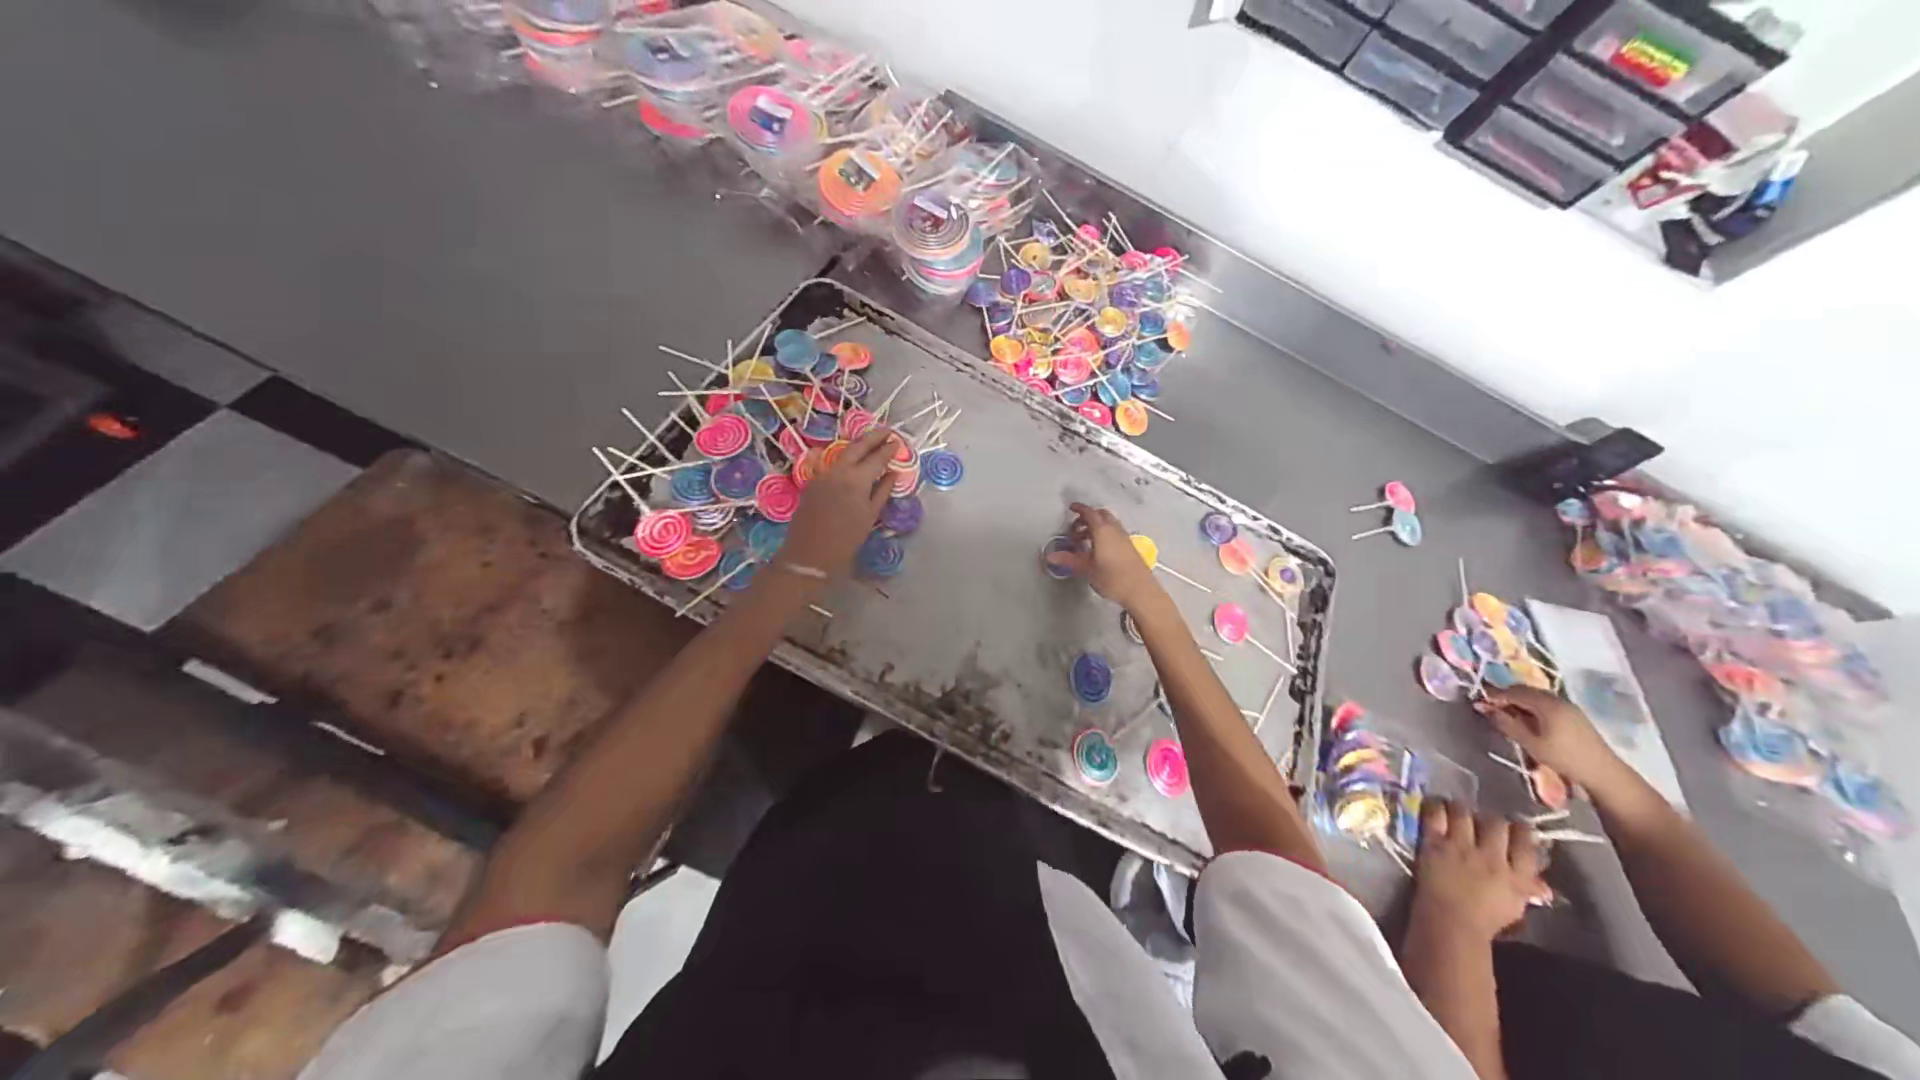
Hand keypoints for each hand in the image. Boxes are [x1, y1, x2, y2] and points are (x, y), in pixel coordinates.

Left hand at [780, 429, 893, 579]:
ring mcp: (823, 474)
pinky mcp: (813, 481)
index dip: (888, 448)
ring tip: (870, 440)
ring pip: (843, 452)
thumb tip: (893, 473)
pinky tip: (845, 456)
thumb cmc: (845, 539)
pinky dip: (840, 456)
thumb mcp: (869, 516)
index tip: (898, 441)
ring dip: (858, 444)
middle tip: (887, 431)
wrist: (809, 553)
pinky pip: (829, 462)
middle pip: (858, 447)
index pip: (877, 457)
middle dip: (874, 437)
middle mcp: (840, 471)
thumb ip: (882, 491)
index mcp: (857, 480)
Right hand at [1044, 502, 1162, 610]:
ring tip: (1085, 539)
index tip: (1072, 508)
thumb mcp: (1087, 569)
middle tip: (1076, 527)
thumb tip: (1051, 556)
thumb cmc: (1113, 579)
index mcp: (1103, 531)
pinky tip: (1099, 548)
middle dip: (1088, 517)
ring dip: (1097, 525)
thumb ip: (1069, 560)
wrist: (1140, 591)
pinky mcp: (1130, 547)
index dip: (1080, 509)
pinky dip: (1105, 533)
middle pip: (1101, 515)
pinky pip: (1115, 532)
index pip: (1090, 513)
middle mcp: (1115, 530)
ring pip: (1109, 523)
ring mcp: (1124, 538)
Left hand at [1412, 800, 1550, 942]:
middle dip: (1491, 818)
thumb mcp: (1515, 905)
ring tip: (1457, 809)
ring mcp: (1461, 847)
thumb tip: (1541, 882)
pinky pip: (1436, 817)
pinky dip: (1435, 807)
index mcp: (1516, 876)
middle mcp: (1491, 857)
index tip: (1515, 825)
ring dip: (1462, 809)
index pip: (1526, 844)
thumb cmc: (1484, 920)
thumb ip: (1527, 888)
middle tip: (1483, 819)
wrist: (1450, 923)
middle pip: (1496, 824)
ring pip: (1464, 814)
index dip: (1521, 830)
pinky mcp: (1435, 843)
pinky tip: (1435, 804)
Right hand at [1476, 686, 1621, 791]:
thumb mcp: (1530, 742)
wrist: (1604, 773)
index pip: (1514, 692)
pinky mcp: (1574, 714)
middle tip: (1490, 707)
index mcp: (1547, 704)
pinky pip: (1546, 703)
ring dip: (1519, 701)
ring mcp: (1569, 706)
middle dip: (1506, 696)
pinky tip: (1527, 718)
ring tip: (1506, 713)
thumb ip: (1506, 723)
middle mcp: (1558, 700)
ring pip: (1536, 696)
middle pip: (1526, 690)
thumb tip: (1483, 707)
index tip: (1479, 701)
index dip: (1494, 694)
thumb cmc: (1564, 757)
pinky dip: (1531, 706)